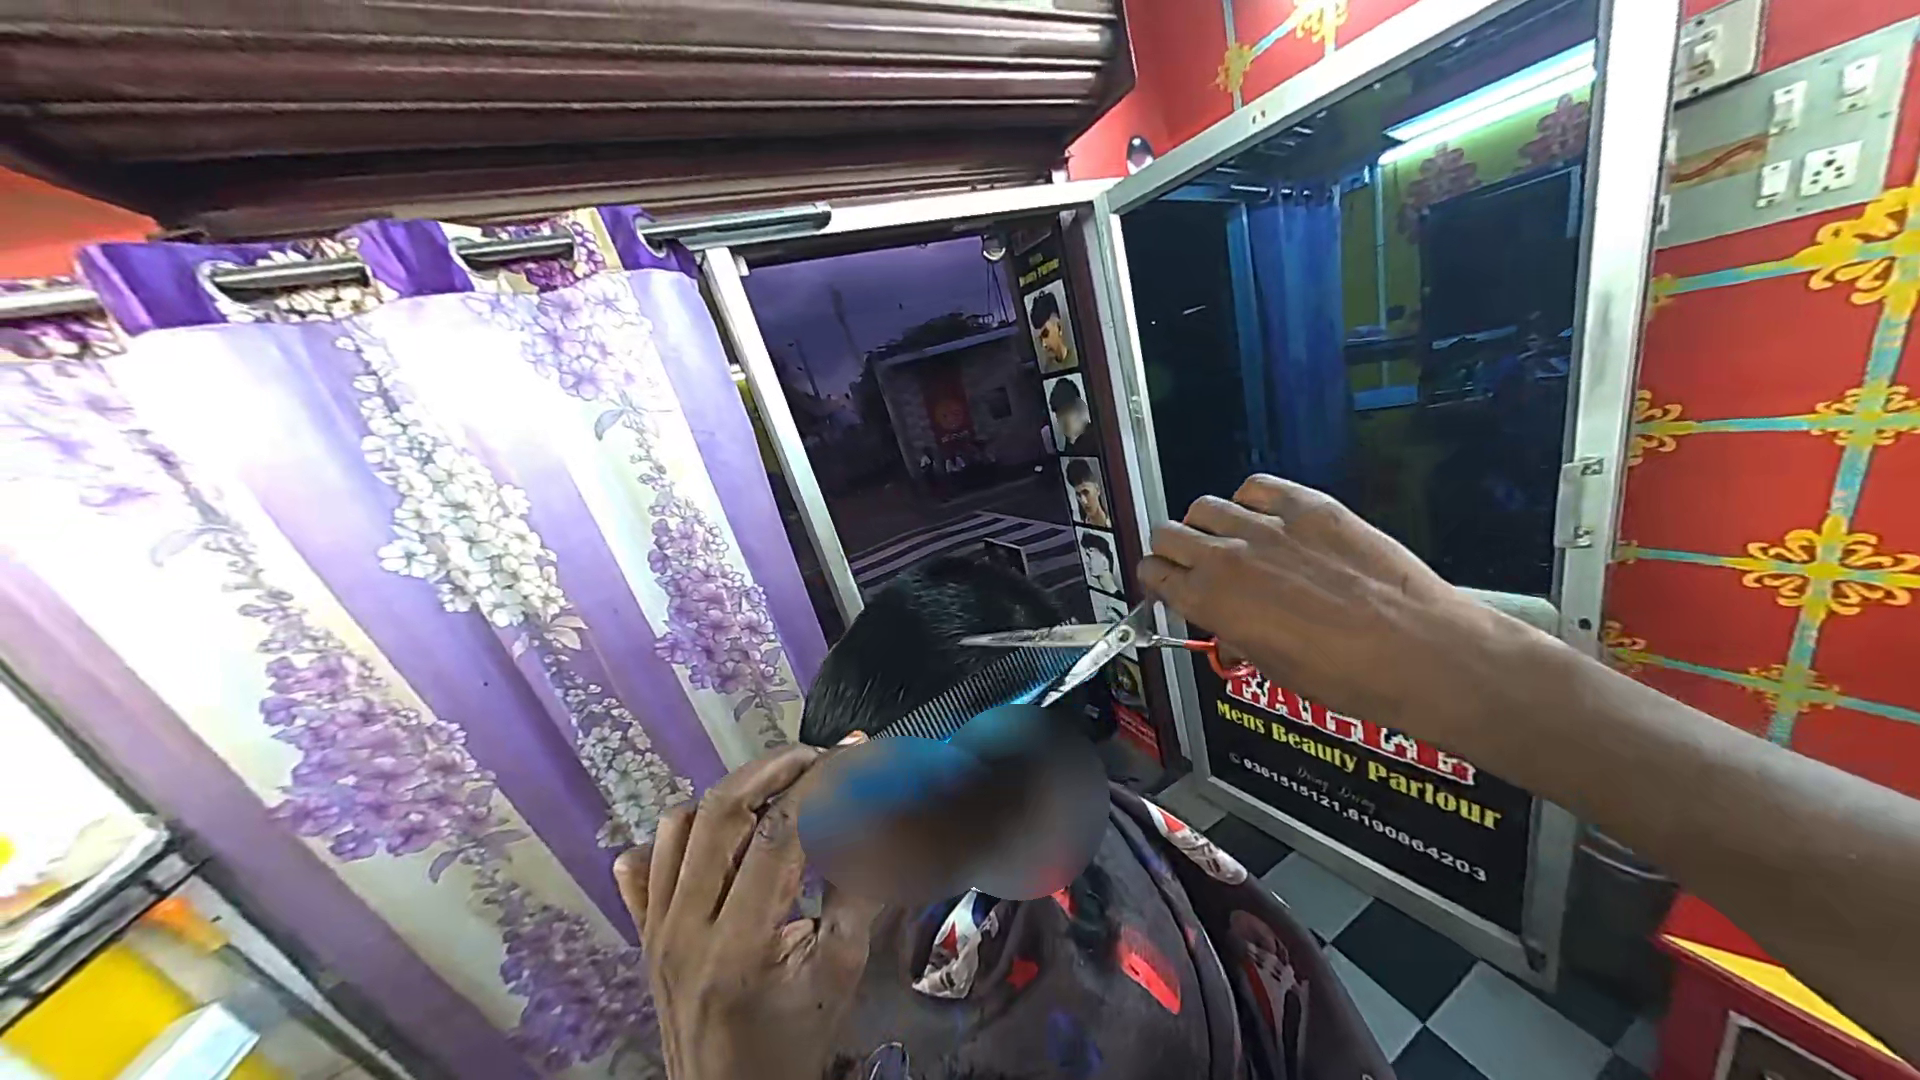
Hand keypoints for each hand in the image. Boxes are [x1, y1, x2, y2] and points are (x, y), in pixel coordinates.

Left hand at [615, 746, 879, 1079]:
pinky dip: (681, 830)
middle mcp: (685, 928)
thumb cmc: (795, 1037)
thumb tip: (872, 809)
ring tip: (775, 793)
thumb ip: (857, 885)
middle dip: (772, 770)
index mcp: (741, 943)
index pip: (780, 833)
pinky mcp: (643, 934)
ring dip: (732, 795)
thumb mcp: (841, 965)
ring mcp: (655, 929)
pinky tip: (714, 832)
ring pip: (680, 825)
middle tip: (813, 757)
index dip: (818, 785)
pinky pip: (648, 861)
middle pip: (721, 812)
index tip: (849, 756)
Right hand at [1137, 475, 1531, 734]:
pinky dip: (1250, 499)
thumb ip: (1236, 635)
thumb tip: (1230, 624)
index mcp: (1209, 602)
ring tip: (1228, 537)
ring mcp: (1266, 527)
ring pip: (1204, 506)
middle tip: (1190, 561)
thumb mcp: (1272, 667)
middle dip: (1171, 548)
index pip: (1154, 573)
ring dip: (1206, 524)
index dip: (1155, 578)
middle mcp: (1226, 558)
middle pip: (1167, 533)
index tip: (1165, 582)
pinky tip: (1263, 515)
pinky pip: (1258, 487)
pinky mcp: (1308, 508)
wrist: (1420, 653)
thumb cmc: (1347, 676)